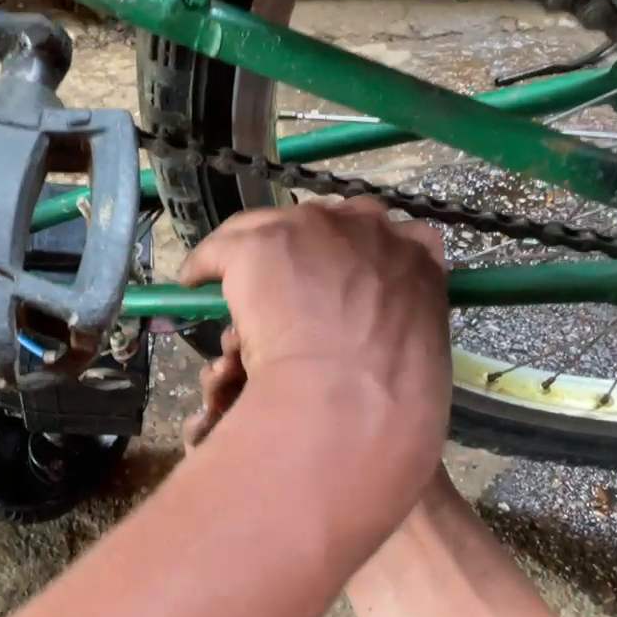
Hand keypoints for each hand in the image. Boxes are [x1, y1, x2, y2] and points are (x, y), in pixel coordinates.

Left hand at [177, 197, 452, 469]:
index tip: (331, 274)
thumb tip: (385, 332)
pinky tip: (191, 282)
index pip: (380, 232)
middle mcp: (366, 225)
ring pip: (269, 227)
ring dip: (253, 252)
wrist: (352, 395)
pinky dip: (203, 265)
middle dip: (301, 246)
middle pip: (322, 221)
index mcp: (417, 253)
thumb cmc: (393, 393)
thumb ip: (408, 323)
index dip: (348, 253)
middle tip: (281, 280)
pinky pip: (220, 248)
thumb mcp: (424, 351)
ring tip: (232, 279)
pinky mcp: (261, 244)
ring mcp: (311, 229)